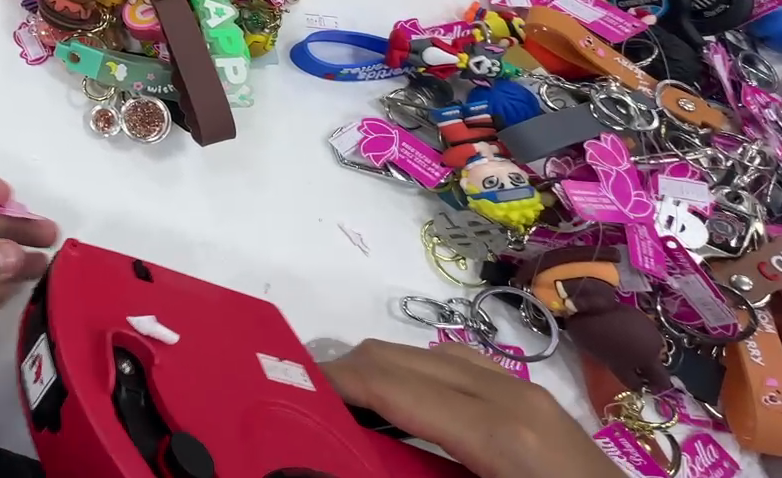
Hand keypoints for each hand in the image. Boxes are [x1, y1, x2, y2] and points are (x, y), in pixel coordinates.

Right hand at [323, 340, 614, 477]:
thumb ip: (400, 468)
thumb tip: (331, 456)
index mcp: (496, 428)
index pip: (379, 378)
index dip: (324, 384)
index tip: (284, 398)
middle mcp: (505, 392)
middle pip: (388, 355)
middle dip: (340, 377)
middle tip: (310, 412)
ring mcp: (523, 389)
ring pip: (413, 352)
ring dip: (375, 376)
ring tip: (357, 418)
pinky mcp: (534, 397)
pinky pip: (452, 363)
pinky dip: (415, 378)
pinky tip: (414, 417)